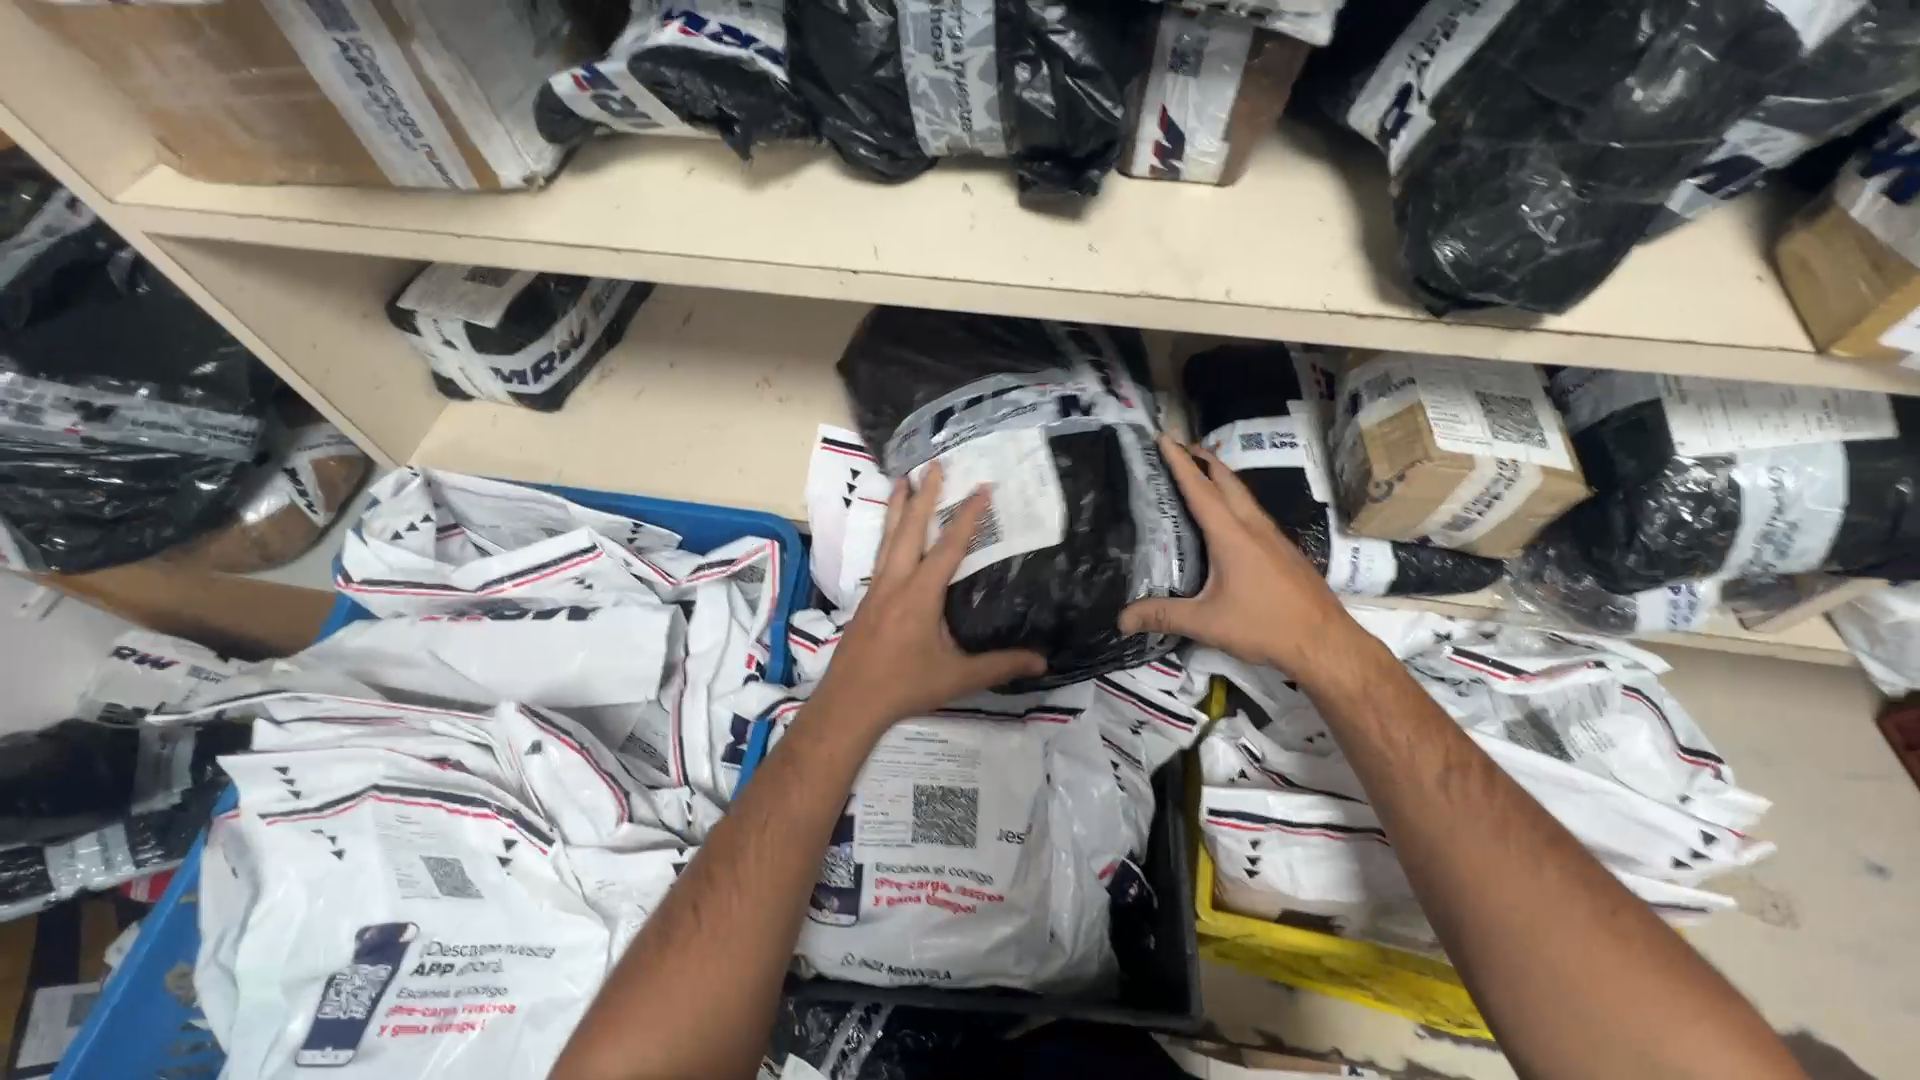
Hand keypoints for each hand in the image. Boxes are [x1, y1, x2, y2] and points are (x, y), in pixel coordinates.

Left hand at [811, 464, 1047, 732]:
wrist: (848, 703)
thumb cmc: (904, 687)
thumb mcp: (957, 677)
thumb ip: (1000, 665)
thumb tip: (1043, 660)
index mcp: (920, 595)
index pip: (948, 546)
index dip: (967, 516)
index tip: (981, 487)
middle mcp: (895, 583)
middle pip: (910, 529)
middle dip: (924, 496)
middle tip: (933, 465)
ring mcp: (876, 590)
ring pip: (888, 538)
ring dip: (899, 508)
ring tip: (904, 480)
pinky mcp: (865, 601)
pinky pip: (879, 556)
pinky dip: (888, 534)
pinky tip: (891, 535)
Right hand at [1120, 434, 1367, 676]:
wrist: (1325, 642)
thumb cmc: (1265, 626)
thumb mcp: (1207, 623)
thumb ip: (1163, 617)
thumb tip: (1121, 620)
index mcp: (1232, 535)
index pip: (1200, 489)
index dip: (1179, 462)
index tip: (1164, 437)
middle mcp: (1254, 528)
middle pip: (1228, 481)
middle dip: (1203, 460)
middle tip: (1181, 448)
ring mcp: (1274, 538)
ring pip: (1244, 497)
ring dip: (1222, 480)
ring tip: (1201, 476)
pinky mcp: (1285, 552)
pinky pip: (1255, 515)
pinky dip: (1236, 503)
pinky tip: (1230, 521)